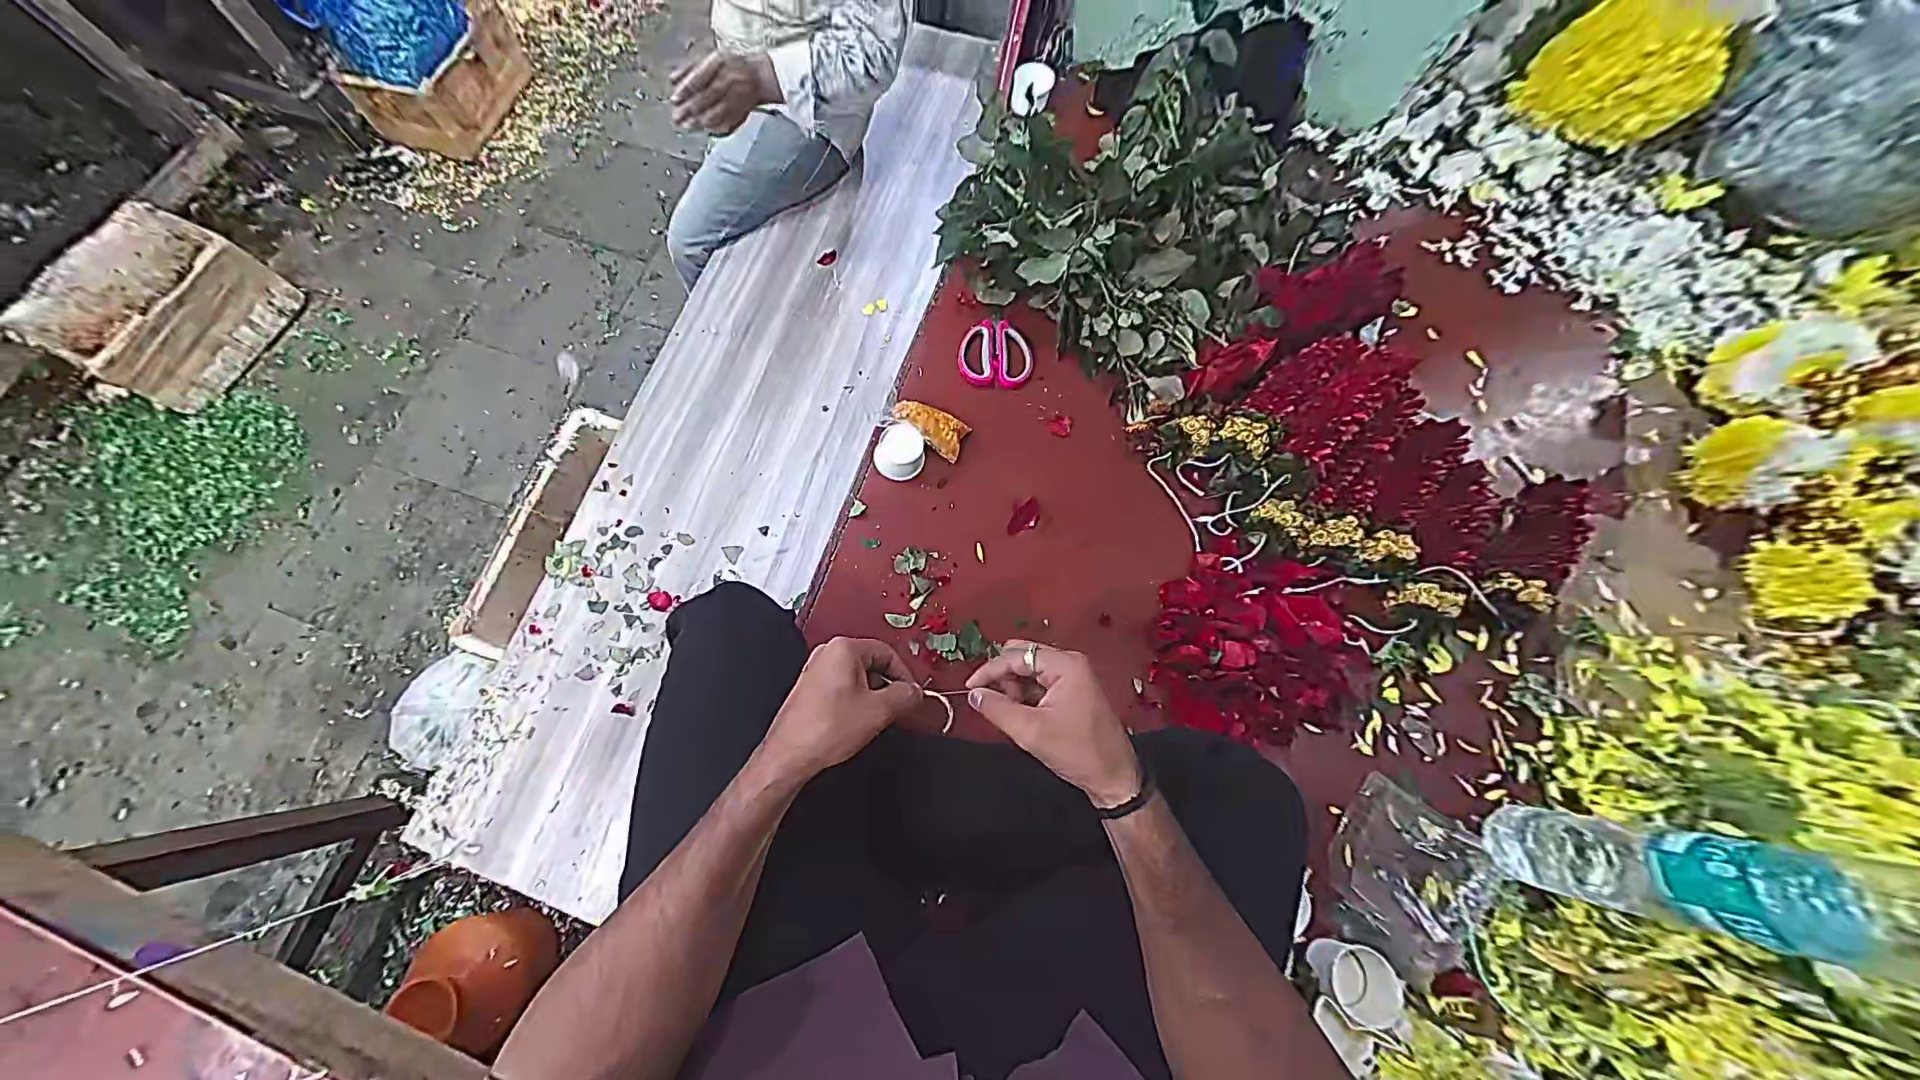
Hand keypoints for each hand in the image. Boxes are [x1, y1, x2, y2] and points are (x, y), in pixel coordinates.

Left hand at [670, 49, 779, 133]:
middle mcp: (728, 80)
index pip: (698, 79)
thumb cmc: (730, 65)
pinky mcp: (742, 112)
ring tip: (687, 125)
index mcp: (718, 63)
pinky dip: (714, 126)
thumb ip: (690, 67)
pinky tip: (704, 128)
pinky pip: (727, 122)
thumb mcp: (709, 57)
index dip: (685, 91)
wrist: (758, 77)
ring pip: (716, 112)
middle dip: (689, 110)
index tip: (674, 100)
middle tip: (677, 118)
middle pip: (705, 98)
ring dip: (699, 121)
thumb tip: (673, 80)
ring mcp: (737, 98)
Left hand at [760, 637, 920, 782]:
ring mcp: (816, 671)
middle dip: (888, 687)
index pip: (887, 652)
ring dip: (872, 697)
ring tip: (876, 720)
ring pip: (858, 678)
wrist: (789, 755)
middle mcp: (827, 654)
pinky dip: (856, 702)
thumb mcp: (879, 710)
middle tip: (898, 708)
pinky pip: (843, 688)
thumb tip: (914, 692)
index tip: (912, 694)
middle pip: (872, 664)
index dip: (904, 675)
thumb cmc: (825, 729)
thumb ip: (905, 696)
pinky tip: (857, 723)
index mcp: (843, 649)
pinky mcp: (810, 690)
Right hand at [966, 641, 1141, 807]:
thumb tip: (974, 694)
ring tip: (1008, 713)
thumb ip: (997, 709)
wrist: (1114, 776)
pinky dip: (1025, 694)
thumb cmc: (1077, 752)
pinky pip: (1040, 682)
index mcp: (1065, 665)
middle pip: (1023, 656)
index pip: (1017, 655)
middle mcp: (1070, 663)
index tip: (970, 687)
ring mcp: (1073, 675)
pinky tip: (1021, 714)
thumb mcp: (1030, 732)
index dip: (990, 670)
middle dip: (1002, 676)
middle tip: (989, 699)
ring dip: (1013, 686)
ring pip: (1030, 669)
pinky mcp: (1073, 689)